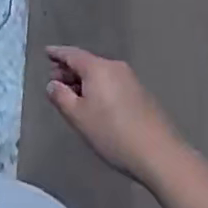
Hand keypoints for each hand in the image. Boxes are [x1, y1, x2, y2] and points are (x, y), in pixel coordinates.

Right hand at [45, 45, 183, 185]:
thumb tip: (52, 84)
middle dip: (69, 70)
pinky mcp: (142, 95)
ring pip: (100, 74)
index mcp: (97, 68)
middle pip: (87, 63)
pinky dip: (100, 89)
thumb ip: (60, 97)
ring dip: (85, 81)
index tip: (46, 52)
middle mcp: (115, 67)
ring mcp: (131, 81)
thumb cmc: (113, 134)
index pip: (71, 54)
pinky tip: (97, 105)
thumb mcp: (78, 117)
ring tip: (74, 96)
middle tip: (55, 80)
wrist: (162, 156)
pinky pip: (113, 84)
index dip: (57, 53)